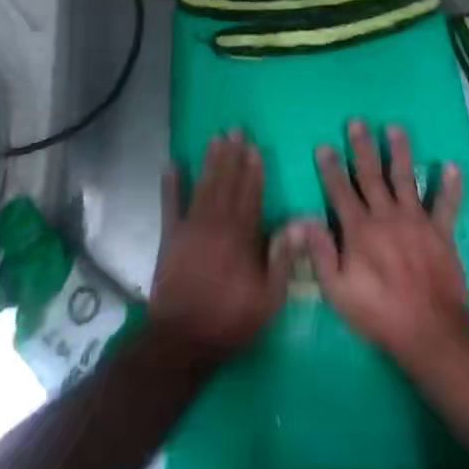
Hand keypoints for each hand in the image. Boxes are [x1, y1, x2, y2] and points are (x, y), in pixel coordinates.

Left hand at [150, 131, 287, 362]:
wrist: (182, 338)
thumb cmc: (230, 319)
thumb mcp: (269, 298)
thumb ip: (282, 259)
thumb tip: (298, 223)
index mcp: (242, 237)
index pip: (250, 195)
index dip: (253, 171)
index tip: (254, 148)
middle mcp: (217, 224)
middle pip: (227, 183)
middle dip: (232, 156)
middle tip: (235, 130)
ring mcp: (191, 228)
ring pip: (203, 187)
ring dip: (210, 162)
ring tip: (215, 139)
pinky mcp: (170, 238)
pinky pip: (170, 205)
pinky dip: (170, 185)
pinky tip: (172, 165)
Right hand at [291, 118, 468, 358]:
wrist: (430, 330)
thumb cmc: (378, 313)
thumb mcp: (337, 291)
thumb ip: (320, 253)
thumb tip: (305, 218)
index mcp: (359, 230)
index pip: (340, 191)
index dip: (330, 168)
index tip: (324, 146)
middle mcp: (386, 216)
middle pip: (371, 175)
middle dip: (362, 147)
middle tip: (357, 122)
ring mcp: (416, 221)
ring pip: (406, 178)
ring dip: (400, 151)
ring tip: (395, 128)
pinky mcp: (441, 232)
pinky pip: (446, 204)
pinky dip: (450, 186)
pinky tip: (452, 165)